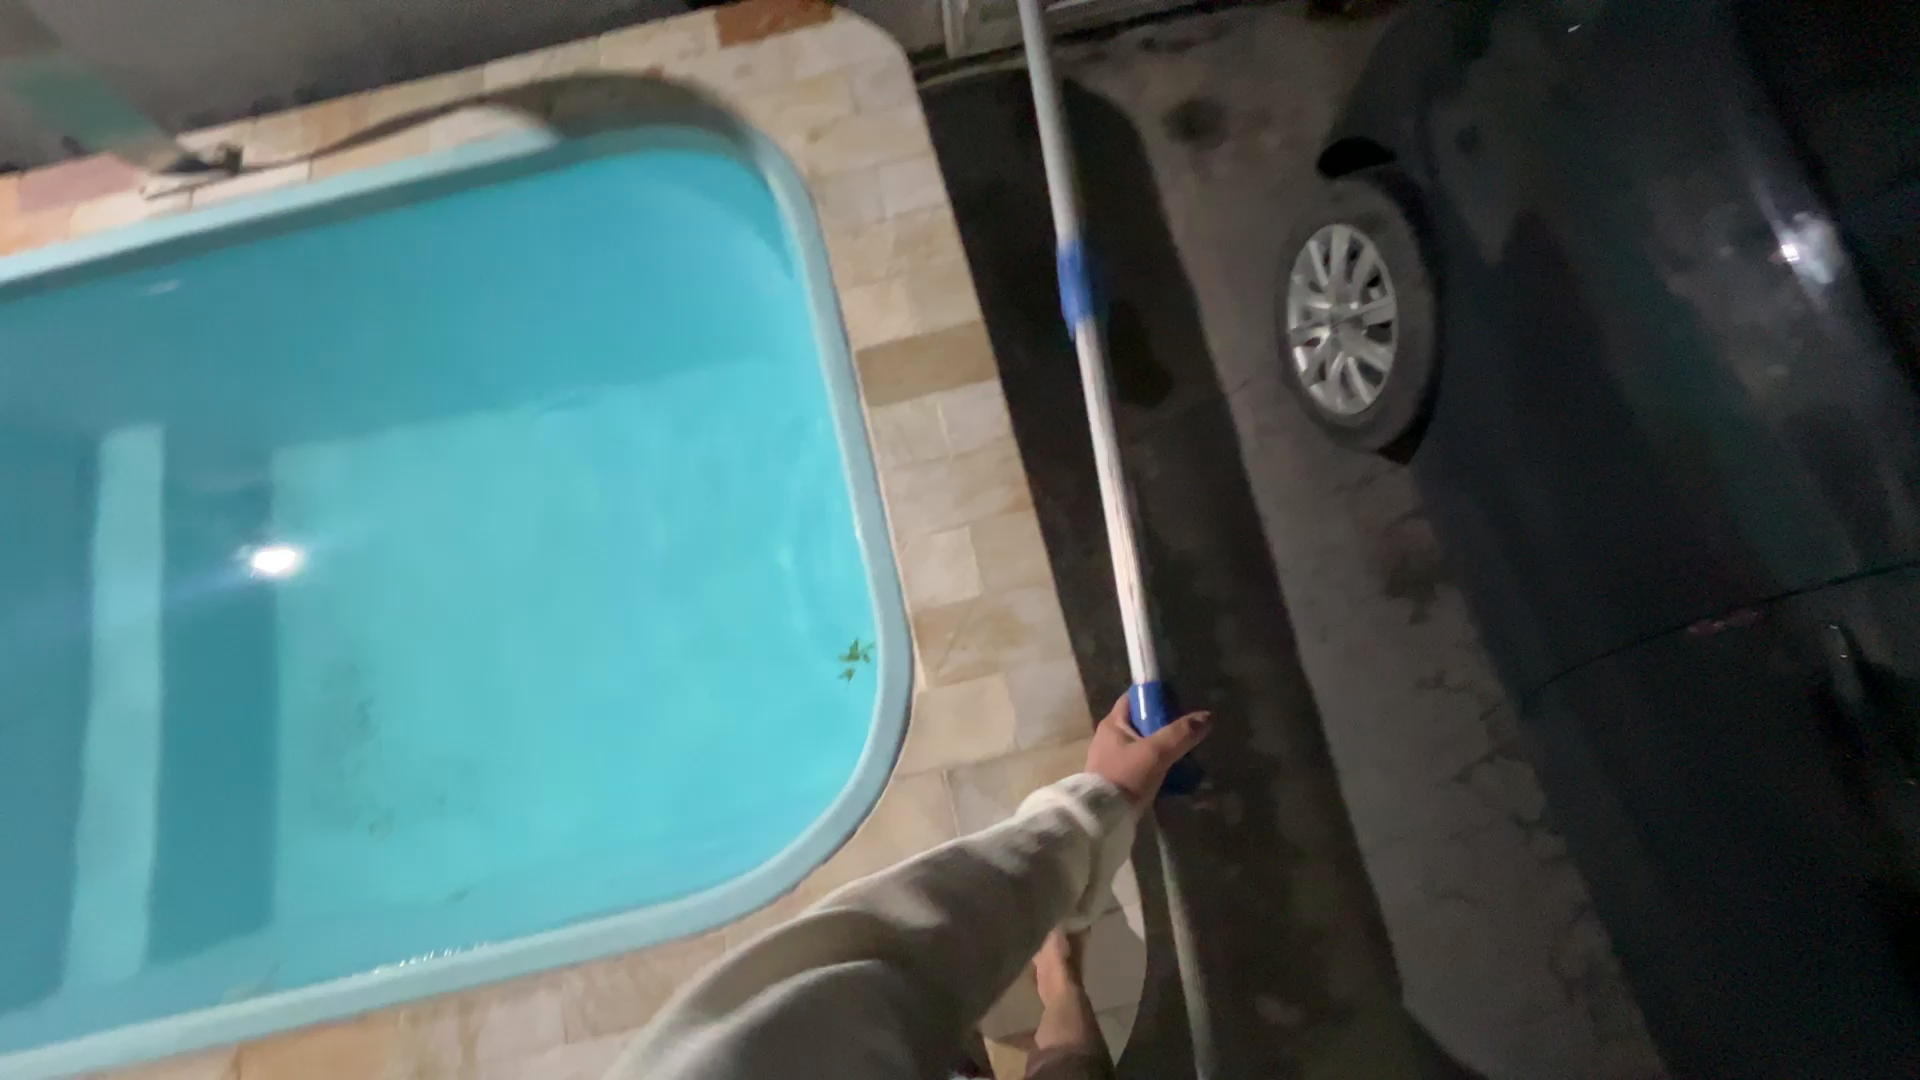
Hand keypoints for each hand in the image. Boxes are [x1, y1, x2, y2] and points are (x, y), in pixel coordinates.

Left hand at [1084, 693, 1211, 803]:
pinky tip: (1173, 773)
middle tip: (1188, 731)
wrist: (1103, 817)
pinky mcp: (1118, 778)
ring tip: (1186, 753)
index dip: (1155, 697)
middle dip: (1164, 726)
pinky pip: (1141, 763)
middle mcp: (1109, 737)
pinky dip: (1156, 764)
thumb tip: (1207, 716)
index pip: (1133, 698)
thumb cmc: (1126, 776)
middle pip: (1141, 722)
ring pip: (1143, 745)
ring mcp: (1112, 758)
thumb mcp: (1156, 752)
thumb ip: (1180, 734)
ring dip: (1162, 748)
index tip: (1179, 702)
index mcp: (1112, 723)